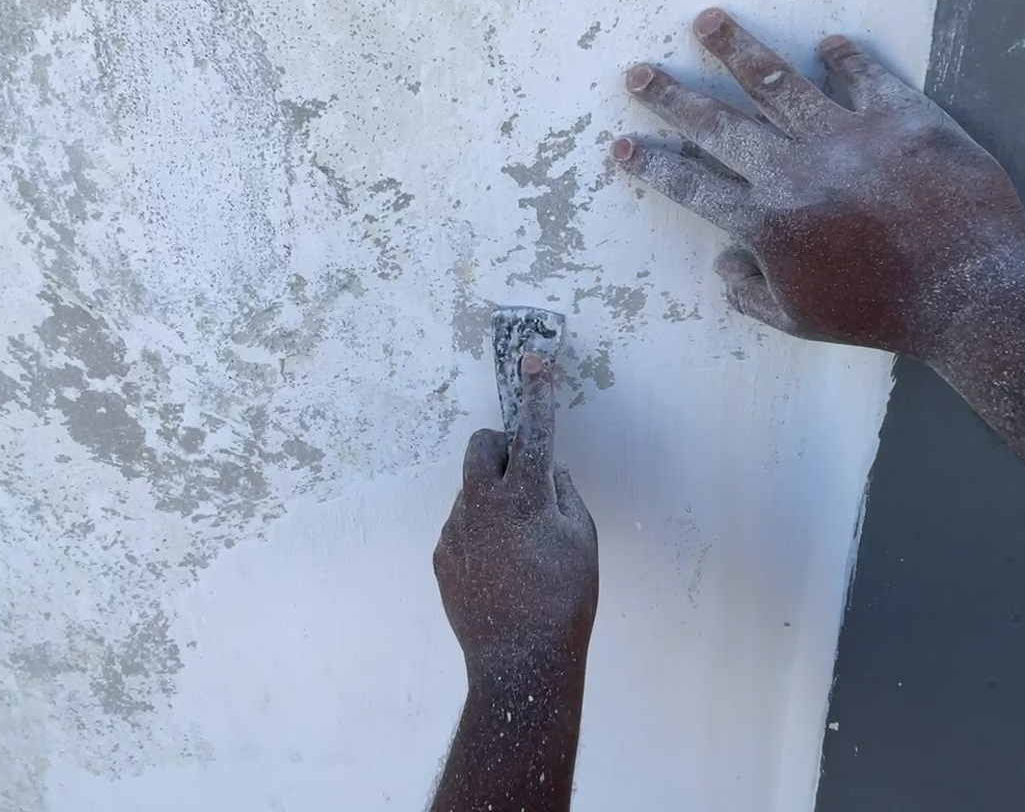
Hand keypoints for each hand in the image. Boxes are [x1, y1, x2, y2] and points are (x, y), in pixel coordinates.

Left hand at [433, 354, 597, 679]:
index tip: (533, 358)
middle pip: (481, 446)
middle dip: (500, 447)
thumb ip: (564, 495)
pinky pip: (463, 524)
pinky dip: (480, 531)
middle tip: (522, 476)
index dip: (537, 392)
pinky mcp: (441, 553)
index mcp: (523, 496)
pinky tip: (499, 569)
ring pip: (472, 489)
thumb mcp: (582, 541)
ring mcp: (456, 528)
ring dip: (493, 498)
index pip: (534, 431)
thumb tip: (549, 473)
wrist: (519, 666)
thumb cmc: (565, 602)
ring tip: (518, 547)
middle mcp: (481, 503)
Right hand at [611, 8, 1024, 358]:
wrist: (974, 295)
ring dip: (738, 51)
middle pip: (718, 124)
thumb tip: (724, 260)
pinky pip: (869, 79)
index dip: (650, 165)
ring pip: (779, 84)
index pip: (691, 185)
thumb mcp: (796, 321)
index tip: (620, 144)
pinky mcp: (905, 121)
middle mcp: (794, 171)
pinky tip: (830, 43)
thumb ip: (746, 292)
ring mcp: (849, 139)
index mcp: (765, 222)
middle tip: (639, 71)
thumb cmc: (879, 314)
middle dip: (671, 96)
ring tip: (708, 20)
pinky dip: (848, 59)